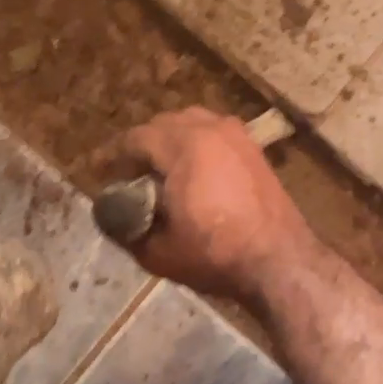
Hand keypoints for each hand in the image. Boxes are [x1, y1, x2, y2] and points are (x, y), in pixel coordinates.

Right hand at [115, 108, 315, 299]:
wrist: (279, 260)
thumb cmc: (215, 254)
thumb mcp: (157, 251)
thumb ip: (125, 228)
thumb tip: (107, 212)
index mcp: (182, 146)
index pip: (136, 138)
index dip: (115, 157)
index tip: (103, 176)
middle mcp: (209, 129)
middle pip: (163, 124)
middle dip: (143, 147)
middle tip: (132, 176)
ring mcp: (236, 134)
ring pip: (192, 122)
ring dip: (172, 140)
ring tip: (163, 171)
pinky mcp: (254, 147)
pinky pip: (215, 132)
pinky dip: (199, 143)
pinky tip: (196, 172)